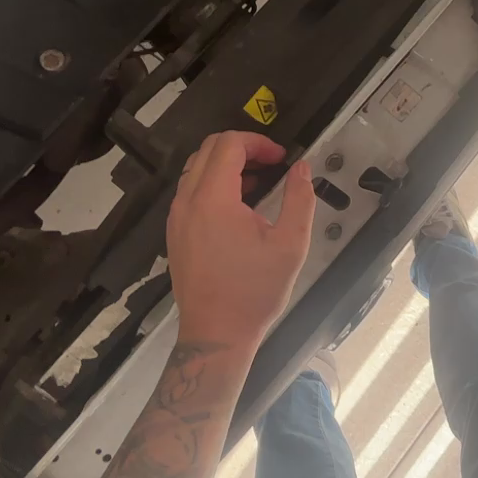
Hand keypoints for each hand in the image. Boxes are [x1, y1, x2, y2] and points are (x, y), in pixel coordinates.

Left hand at [166, 131, 314, 350]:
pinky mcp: (175, 232)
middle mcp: (188, 202)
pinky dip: (214, 182)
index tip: (281, 158)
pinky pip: (191, 189)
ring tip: (259, 181)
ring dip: (227, 163)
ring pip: (197, 166)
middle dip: (243, 147)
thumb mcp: (290, 244)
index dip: (258, 142)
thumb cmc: (254, 292)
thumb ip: (299, 198)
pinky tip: (240, 203)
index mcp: (213, 200)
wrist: (216, 335)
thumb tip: (302, 168)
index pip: (229, 144)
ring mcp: (177, 217)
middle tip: (272, 163)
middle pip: (209, 148)